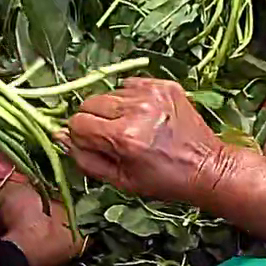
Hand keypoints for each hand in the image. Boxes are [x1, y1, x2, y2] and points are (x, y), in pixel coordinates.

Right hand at [64, 78, 249, 206]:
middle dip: (94, 120)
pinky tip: (144, 115)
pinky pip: (130, 84)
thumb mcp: (121, 181)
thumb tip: (58, 136)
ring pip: (109, 92)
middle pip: (89, 103)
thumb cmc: (163, 180)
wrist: (207, 167)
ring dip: (114, 109)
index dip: (81, 136)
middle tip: (113, 136)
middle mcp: (137, 110)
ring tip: (133, 127)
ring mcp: (153, 93)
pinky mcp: (165, 85)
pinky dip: (131, 98)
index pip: (77, 122)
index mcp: (124, 136)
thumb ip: (85, 159)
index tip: (95, 145)